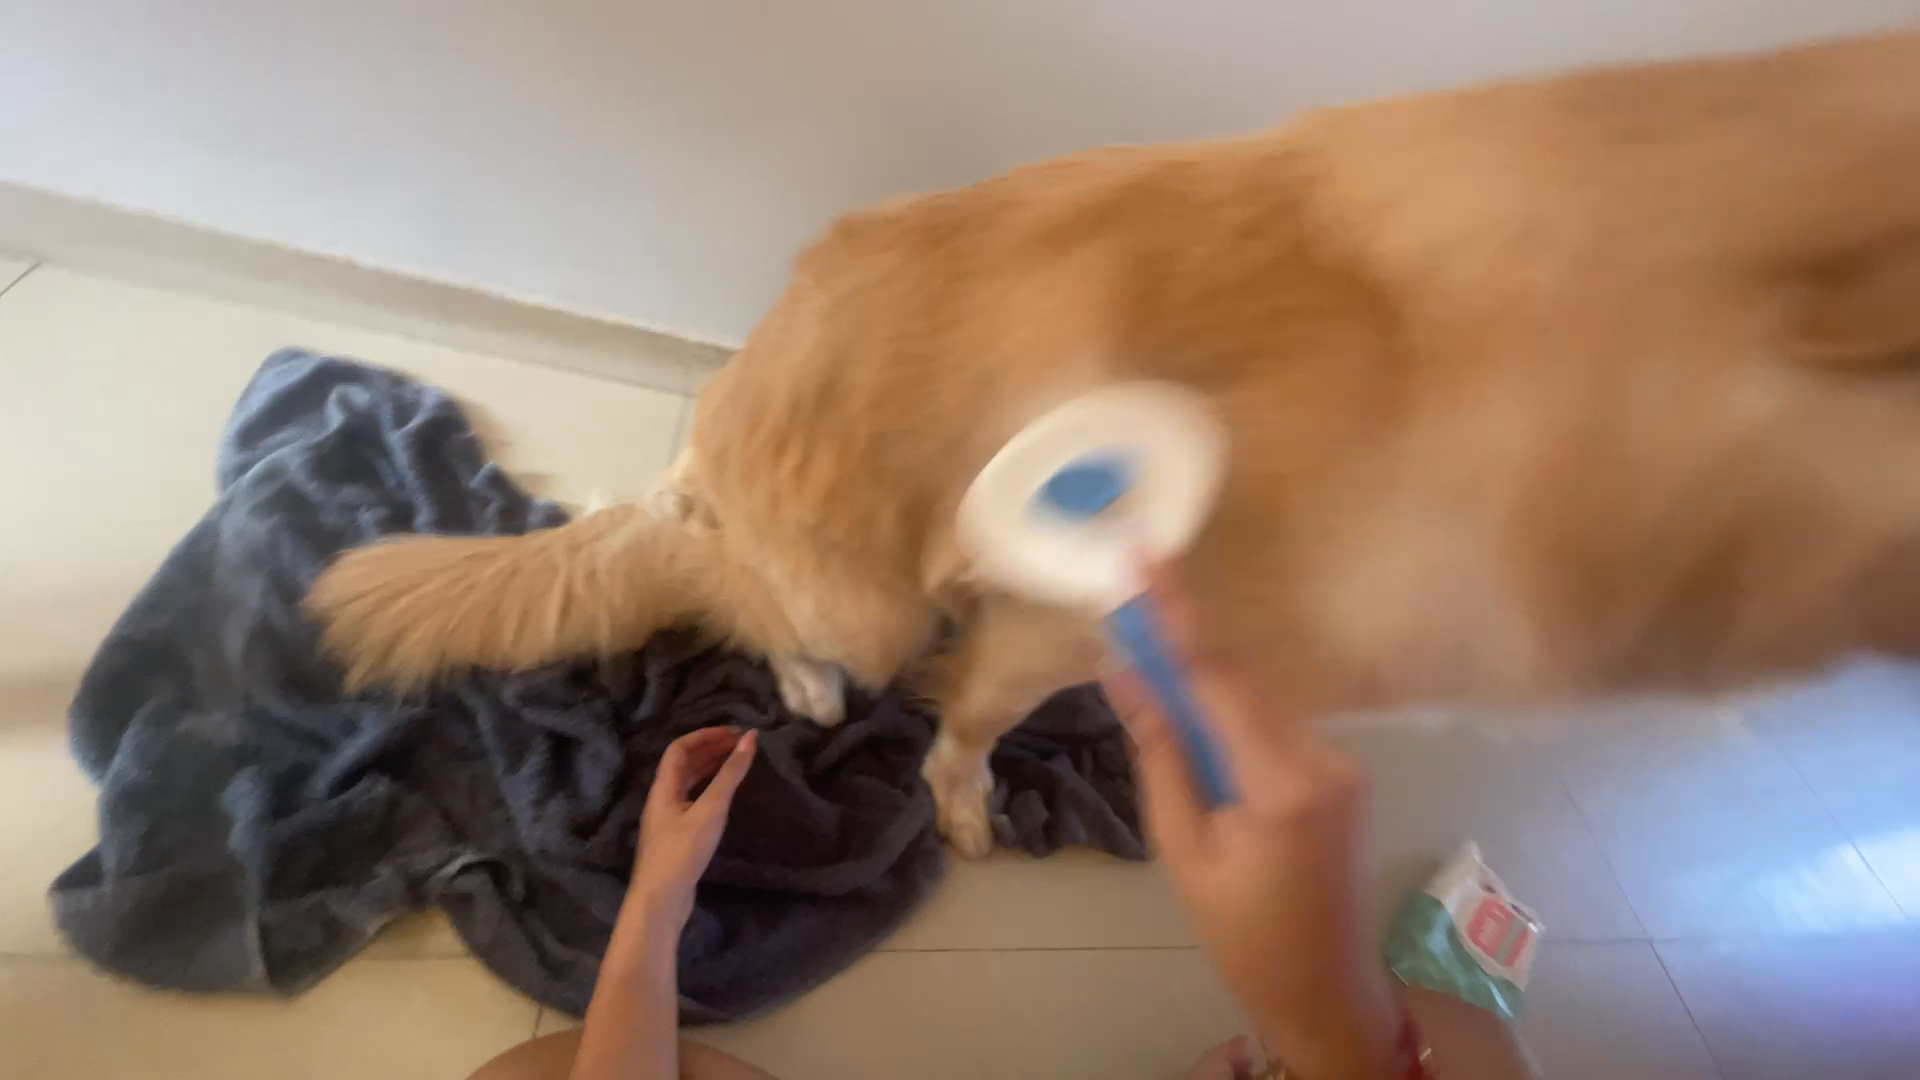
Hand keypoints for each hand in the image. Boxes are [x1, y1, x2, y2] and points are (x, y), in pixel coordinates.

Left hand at [629, 727, 757, 925]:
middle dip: (711, 749)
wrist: (660, 902)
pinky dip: (709, 788)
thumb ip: (730, 774)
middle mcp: (661, 798)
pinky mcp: (674, 836)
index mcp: (664, 787)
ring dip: (710, 767)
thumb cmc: (683, 850)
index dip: (706, 735)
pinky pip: (692, 799)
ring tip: (736, 763)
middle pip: (684, 763)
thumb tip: (750, 738)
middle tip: (741, 745)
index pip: (680, 747)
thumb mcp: (711, 809)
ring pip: (688, 782)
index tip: (735, 733)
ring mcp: (666, 818)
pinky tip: (724, 795)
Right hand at [1105, 566, 1399, 1078]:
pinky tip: (1193, 718)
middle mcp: (1323, 757)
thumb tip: (1125, 674)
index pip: (1219, 676)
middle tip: (1131, 597)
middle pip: (1238, 676)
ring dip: (1200, 678)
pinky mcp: (1337, 768)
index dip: (1177, 612)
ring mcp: (1338, 760)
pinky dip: (1225, 707)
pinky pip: (1269, 718)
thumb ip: (1159, 749)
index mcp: (1283, 783)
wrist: (1324, 989)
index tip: (1148, 556)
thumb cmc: (1240, 930)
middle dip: (1181, 640)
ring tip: (1149, 661)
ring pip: (1253, 694)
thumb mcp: (1180, 843)